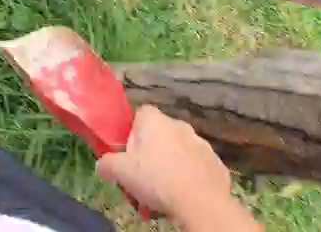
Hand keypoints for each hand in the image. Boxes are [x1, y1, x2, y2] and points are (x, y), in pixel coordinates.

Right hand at [96, 107, 246, 228]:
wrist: (201, 204)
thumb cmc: (156, 178)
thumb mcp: (121, 171)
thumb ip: (106, 164)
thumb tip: (101, 166)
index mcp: (154, 119)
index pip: (140, 115)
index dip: (133, 133)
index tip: (131, 154)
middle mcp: (179, 125)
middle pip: (161, 135)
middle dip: (154, 154)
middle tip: (146, 178)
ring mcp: (202, 145)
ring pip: (181, 153)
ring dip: (174, 167)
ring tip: (167, 193)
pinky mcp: (219, 167)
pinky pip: (200, 169)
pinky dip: (193, 179)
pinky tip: (186, 197)